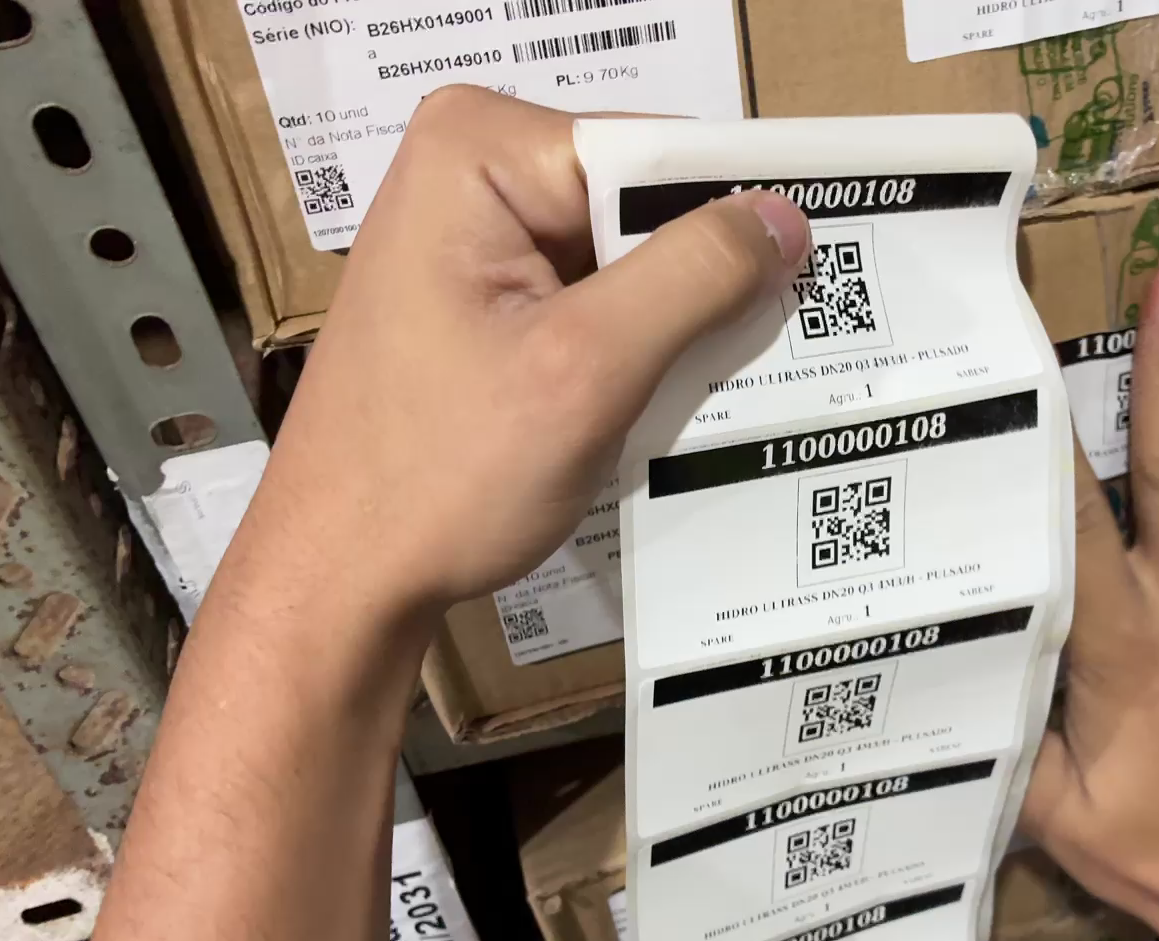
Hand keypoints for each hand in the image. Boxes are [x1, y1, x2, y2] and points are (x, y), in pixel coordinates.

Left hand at [248, 89, 809, 615]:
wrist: (351, 571)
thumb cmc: (448, 472)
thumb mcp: (588, 366)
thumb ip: (694, 278)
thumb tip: (787, 216)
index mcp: (484, 150)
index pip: (658, 156)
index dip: (735, 221)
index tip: (806, 283)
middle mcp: (480, 176)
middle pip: (644, 207)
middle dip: (709, 281)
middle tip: (774, 349)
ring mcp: (485, 246)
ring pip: (632, 264)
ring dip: (684, 326)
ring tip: (726, 383)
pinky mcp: (495, 307)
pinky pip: (601, 306)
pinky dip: (646, 352)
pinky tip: (671, 397)